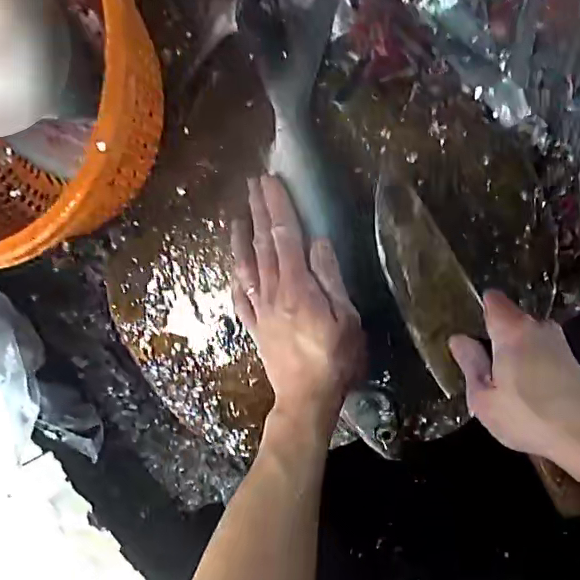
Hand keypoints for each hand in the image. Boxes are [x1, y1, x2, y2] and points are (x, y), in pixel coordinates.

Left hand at [232, 175, 364, 437]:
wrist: (306, 398)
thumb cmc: (335, 360)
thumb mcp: (346, 319)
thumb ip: (330, 279)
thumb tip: (318, 243)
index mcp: (298, 287)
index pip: (285, 237)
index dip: (277, 207)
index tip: (271, 181)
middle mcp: (273, 293)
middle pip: (262, 245)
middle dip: (257, 212)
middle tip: (252, 185)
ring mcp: (260, 311)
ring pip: (245, 266)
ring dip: (240, 238)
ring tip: (236, 215)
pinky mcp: (255, 328)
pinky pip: (240, 296)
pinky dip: (235, 276)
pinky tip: (233, 266)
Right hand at [449, 291, 579, 468]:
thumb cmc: (528, 418)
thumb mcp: (484, 399)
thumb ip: (471, 365)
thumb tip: (459, 339)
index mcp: (512, 330)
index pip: (492, 300)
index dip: (479, 313)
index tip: (471, 336)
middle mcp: (538, 326)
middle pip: (510, 321)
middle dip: (497, 340)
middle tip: (485, 374)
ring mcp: (559, 342)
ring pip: (527, 340)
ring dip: (516, 356)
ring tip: (508, 389)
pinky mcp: (573, 360)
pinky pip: (542, 354)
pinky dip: (533, 367)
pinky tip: (530, 395)